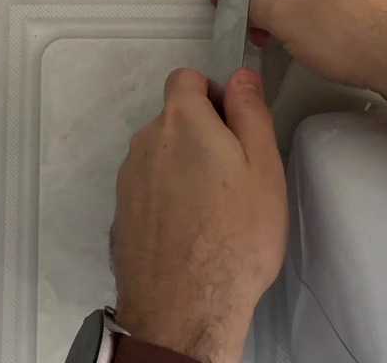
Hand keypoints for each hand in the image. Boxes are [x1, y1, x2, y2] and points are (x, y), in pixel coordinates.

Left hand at [111, 67, 286, 362]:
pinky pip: (150, 187)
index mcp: (180, 120)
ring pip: (162, 154)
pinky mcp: (123, 211)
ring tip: (215, 210)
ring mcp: (129, 177)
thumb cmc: (234, 236)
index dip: (213, 93)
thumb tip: (242, 75)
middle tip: (234, 175)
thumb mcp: (262, 167)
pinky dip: (168, 197)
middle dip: (202, 133)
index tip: (234, 125)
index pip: (187, 78)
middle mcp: (146, 139)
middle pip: (175, 118)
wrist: (184, 310)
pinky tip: (191, 231)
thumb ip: (250, 112)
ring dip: (184, 167)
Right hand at [248, 0, 386, 93]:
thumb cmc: (346, 33)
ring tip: (279, 41)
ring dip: (289, 13)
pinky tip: (309, 41)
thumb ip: (253, 6)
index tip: (229, 9)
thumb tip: (236, 1)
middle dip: (267, 3)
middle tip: (254, 33)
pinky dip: (314, 16)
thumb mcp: (286, 19)